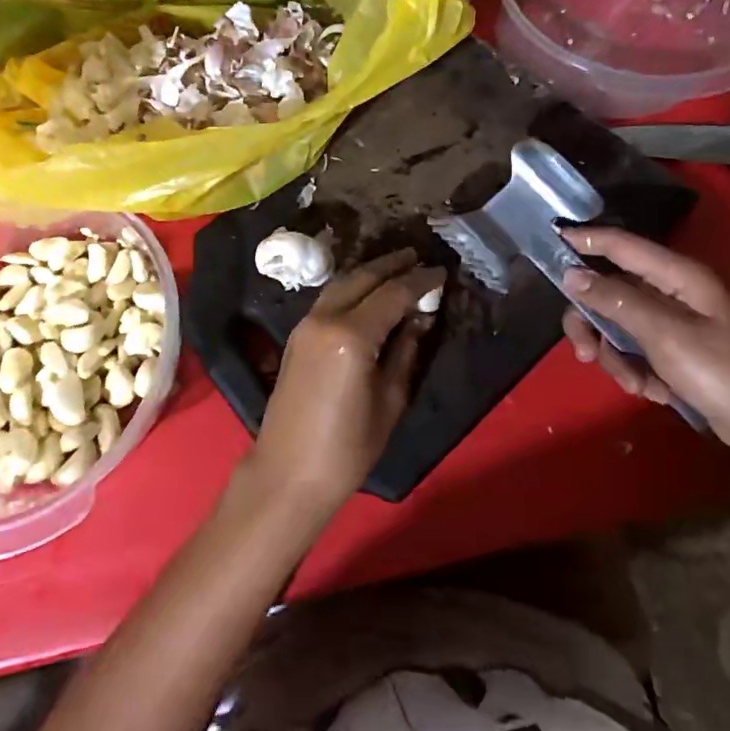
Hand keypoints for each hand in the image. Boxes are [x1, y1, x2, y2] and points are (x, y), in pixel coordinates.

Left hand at [253, 249, 445, 507]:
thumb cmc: (348, 447)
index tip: (441, 271)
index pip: (392, 294)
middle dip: (392, 264)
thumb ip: (405, 351)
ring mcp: (305, 325)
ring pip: (342, 283)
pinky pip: (329, 298)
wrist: (288, 473)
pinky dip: (352, 288)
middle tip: (419, 256)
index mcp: (351, 336)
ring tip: (397, 266)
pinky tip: (368, 291)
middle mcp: (325, 319)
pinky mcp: (297, 336)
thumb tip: (420, 318)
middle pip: (363, 278)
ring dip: (370, 272)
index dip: (420, 280)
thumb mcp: (390, 401)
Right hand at [558, 228, 729, 472]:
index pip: (621, 245)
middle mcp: (672, 293)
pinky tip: (651, 391)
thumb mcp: (666, 336)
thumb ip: (617, 301)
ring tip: (635, 384)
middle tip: (586, 355)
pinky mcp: (674, 353)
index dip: (585, 240)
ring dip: (616, 356)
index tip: (549, 241)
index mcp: (678, 276)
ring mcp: (673, 324)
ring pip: (617, 326)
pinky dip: (635, 371)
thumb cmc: (727, 375)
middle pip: (610, 291)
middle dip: (593, 323)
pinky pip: (635, 351)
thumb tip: (572, 274)